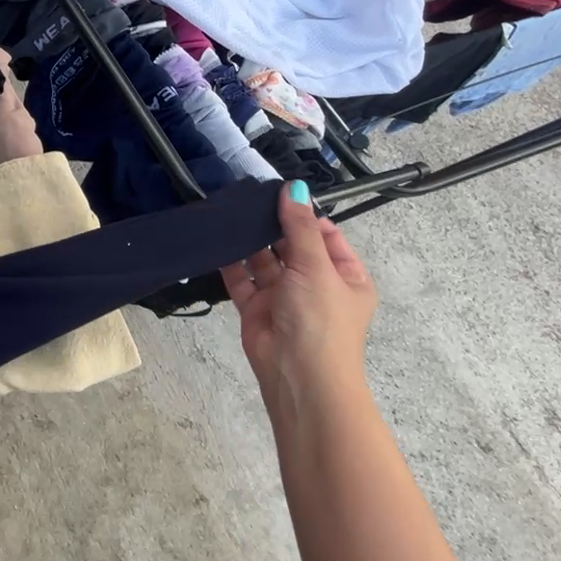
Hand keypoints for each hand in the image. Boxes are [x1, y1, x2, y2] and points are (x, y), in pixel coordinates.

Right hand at [221, 182, 378, 407]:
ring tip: (227, 213)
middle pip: (291, 245)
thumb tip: (294, 187)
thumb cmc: (320, 318)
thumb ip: (299, 227)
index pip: (325, 236)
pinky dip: (229, 261)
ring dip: (249, 241)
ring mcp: (284, 296)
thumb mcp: (316, 267)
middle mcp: (315, 284)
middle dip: (271, 225)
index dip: (304, 215)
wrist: (298, 373)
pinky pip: (241, 278)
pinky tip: (216, 239)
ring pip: (264, 260)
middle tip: (244, 197)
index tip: (276, 192)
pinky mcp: (255, 306)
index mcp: (345, 276)